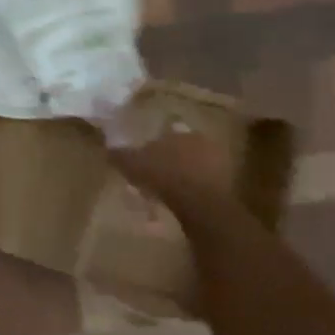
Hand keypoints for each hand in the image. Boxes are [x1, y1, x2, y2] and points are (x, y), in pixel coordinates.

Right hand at [109, 129, 232, 210]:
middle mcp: (201, 140)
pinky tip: (183, 199)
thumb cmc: (163, 176)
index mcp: (179, 131)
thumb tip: (107, 148)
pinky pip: (205, 182)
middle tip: (156, 172)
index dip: (153, 145)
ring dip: (183, 173)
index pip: (165, 132)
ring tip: (168, 188)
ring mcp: (218, 161)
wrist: (200, 202)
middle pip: (181, 147)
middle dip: (170, 158)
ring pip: (195, 164)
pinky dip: (194, 188)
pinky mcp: (228, 182)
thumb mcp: (131, 164)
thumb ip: (119, 155)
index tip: (145, 157)